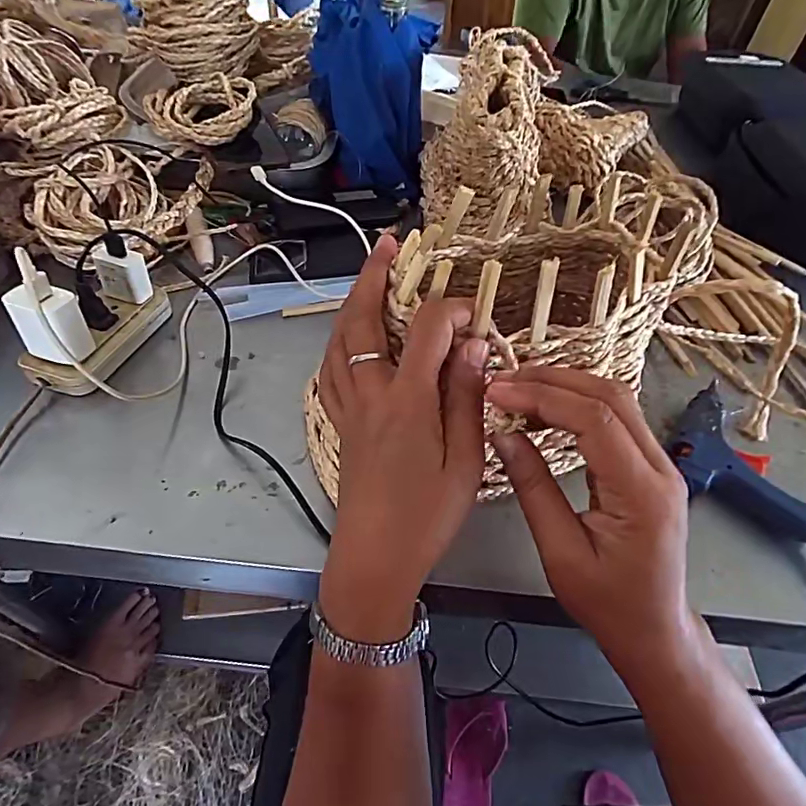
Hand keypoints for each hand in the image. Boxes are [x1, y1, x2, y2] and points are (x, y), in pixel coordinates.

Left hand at [316, 232, 488, 641]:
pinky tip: (349, 338)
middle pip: (362, 321)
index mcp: (406, 402)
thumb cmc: (426, 517)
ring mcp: (348, 409)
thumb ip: (466, 398)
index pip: (426, 330)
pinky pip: (330, 370)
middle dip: (373, 277)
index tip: (475, 314)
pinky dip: (339, 341)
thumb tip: (475, 346)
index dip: (451, 309)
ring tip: (368, 279)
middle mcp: (369, 395)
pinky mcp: (340, 424)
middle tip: (388, 246)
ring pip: (338, 341)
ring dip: (352, 303)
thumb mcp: (465, 461)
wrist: (374, 559)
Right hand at [486, 367, 705, 672]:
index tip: (499, 393)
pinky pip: (615, 417)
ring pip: (616, 399)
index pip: (595, 420)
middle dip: (552, 381)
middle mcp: (660, 468)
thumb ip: (534, 489)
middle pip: (610, 396)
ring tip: (517, 387)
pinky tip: (544, 407)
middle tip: (502, 381)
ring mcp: (661, 463)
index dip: (543, 398)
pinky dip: (577, 403)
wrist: (655, 628)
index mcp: (643, 494)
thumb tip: (504, 436)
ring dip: (565, 385)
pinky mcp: (650, 464)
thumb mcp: (561, 554)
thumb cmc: (609, 604)